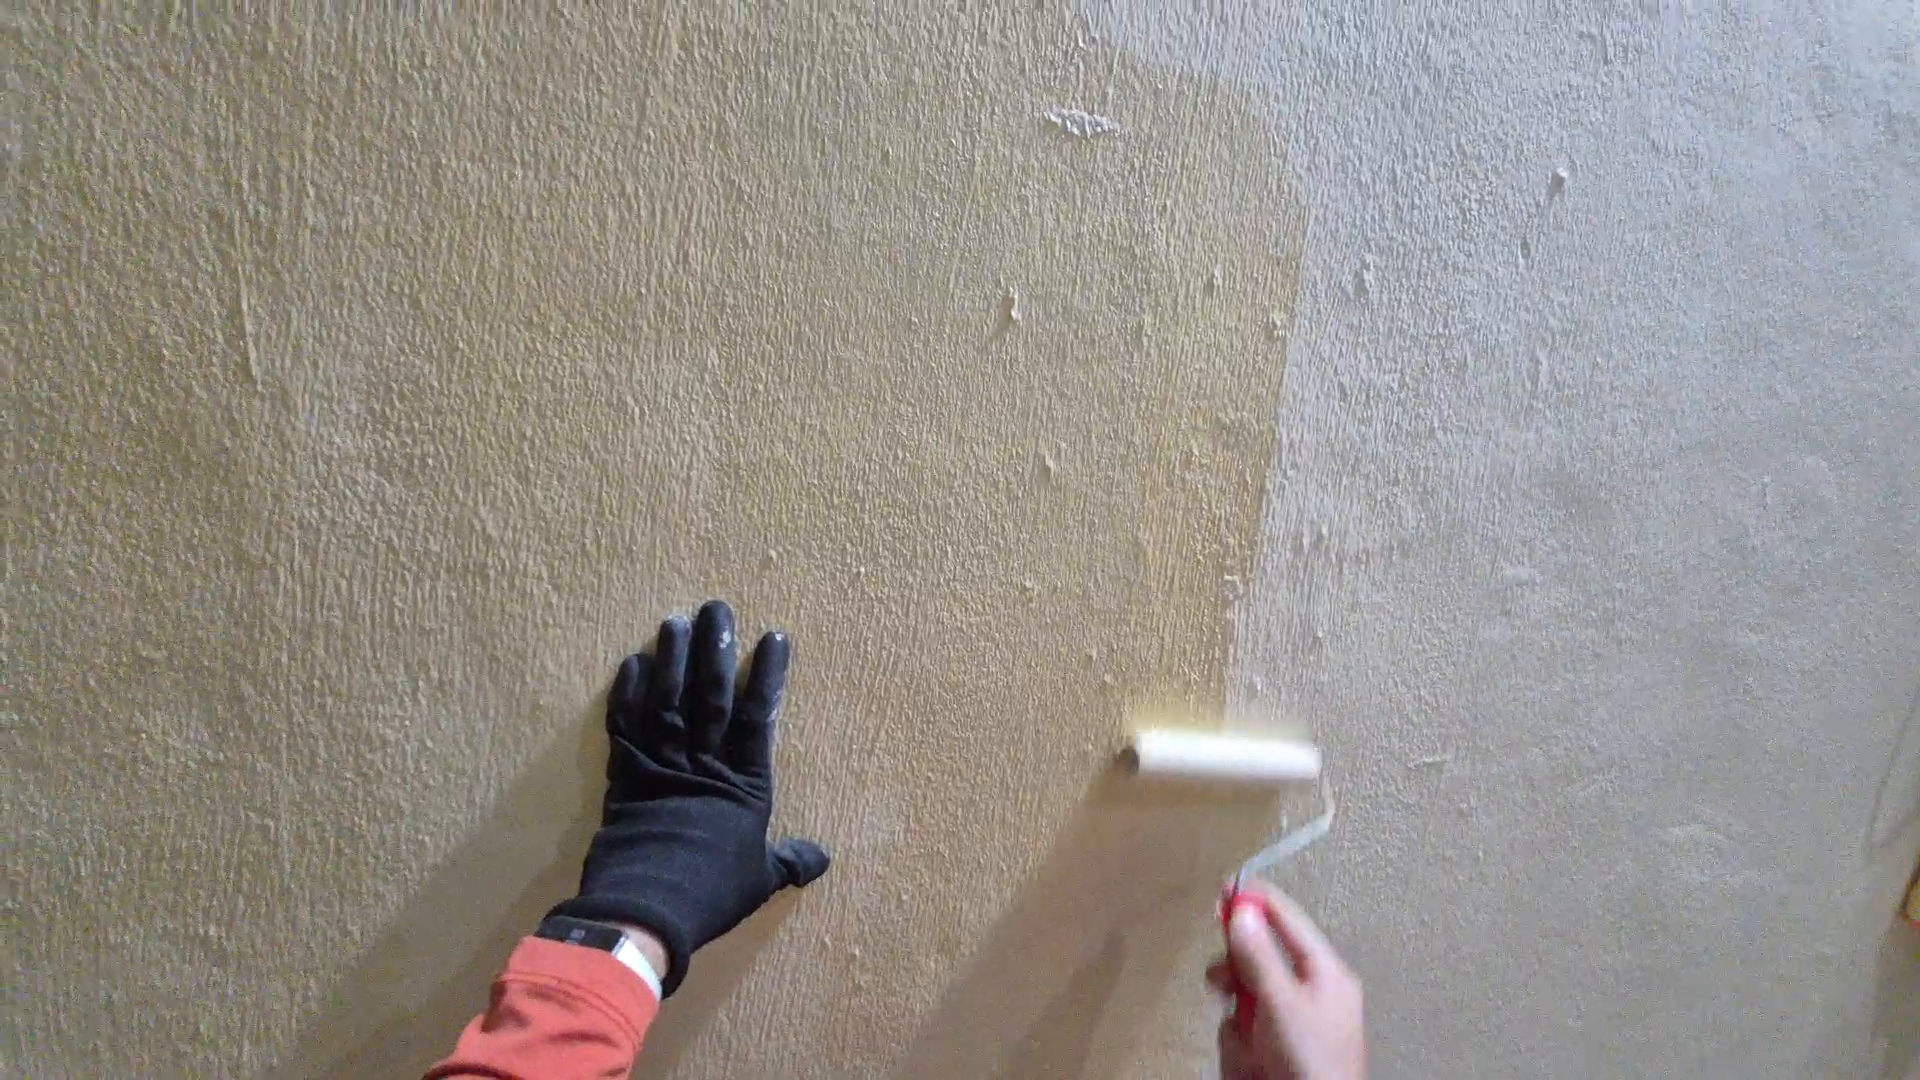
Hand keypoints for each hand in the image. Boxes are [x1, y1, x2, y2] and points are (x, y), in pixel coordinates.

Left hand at [550, 600, 829, 996]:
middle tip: (716, 608)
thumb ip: (790, 861)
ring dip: (672, 659)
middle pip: (711, 696)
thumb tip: (822, 861)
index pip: (759, 715)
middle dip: (715, 650)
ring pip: (668, 701)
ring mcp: (662, 765)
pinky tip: (633, 662)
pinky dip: (627, 695)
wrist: (645, 914)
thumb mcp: (760, 879)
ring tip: (675, 621)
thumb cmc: (712, 892)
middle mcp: (705, 762)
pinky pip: (626, 727)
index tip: (774, 636)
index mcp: (744, 782)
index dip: (767, 674)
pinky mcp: (625, 777)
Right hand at [1206, 882, 1365, 1079]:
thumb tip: (1240, 905)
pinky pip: (1239, 1013)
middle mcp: (1307, 987)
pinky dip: (1233, 1024)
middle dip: (1237, 951)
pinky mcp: (1267, 1039)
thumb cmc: (1308, 1060)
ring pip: (1243, 979)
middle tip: (1217, 947)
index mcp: (1325, 971)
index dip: (1255, 899)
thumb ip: (1257, 953)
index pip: (1287, 918)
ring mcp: (1286, 1014)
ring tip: (1228, 1006)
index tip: (1223, 885)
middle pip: (1261, 946)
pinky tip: (1242, 1046)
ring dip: (1231, 991)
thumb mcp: (1281, 1002)